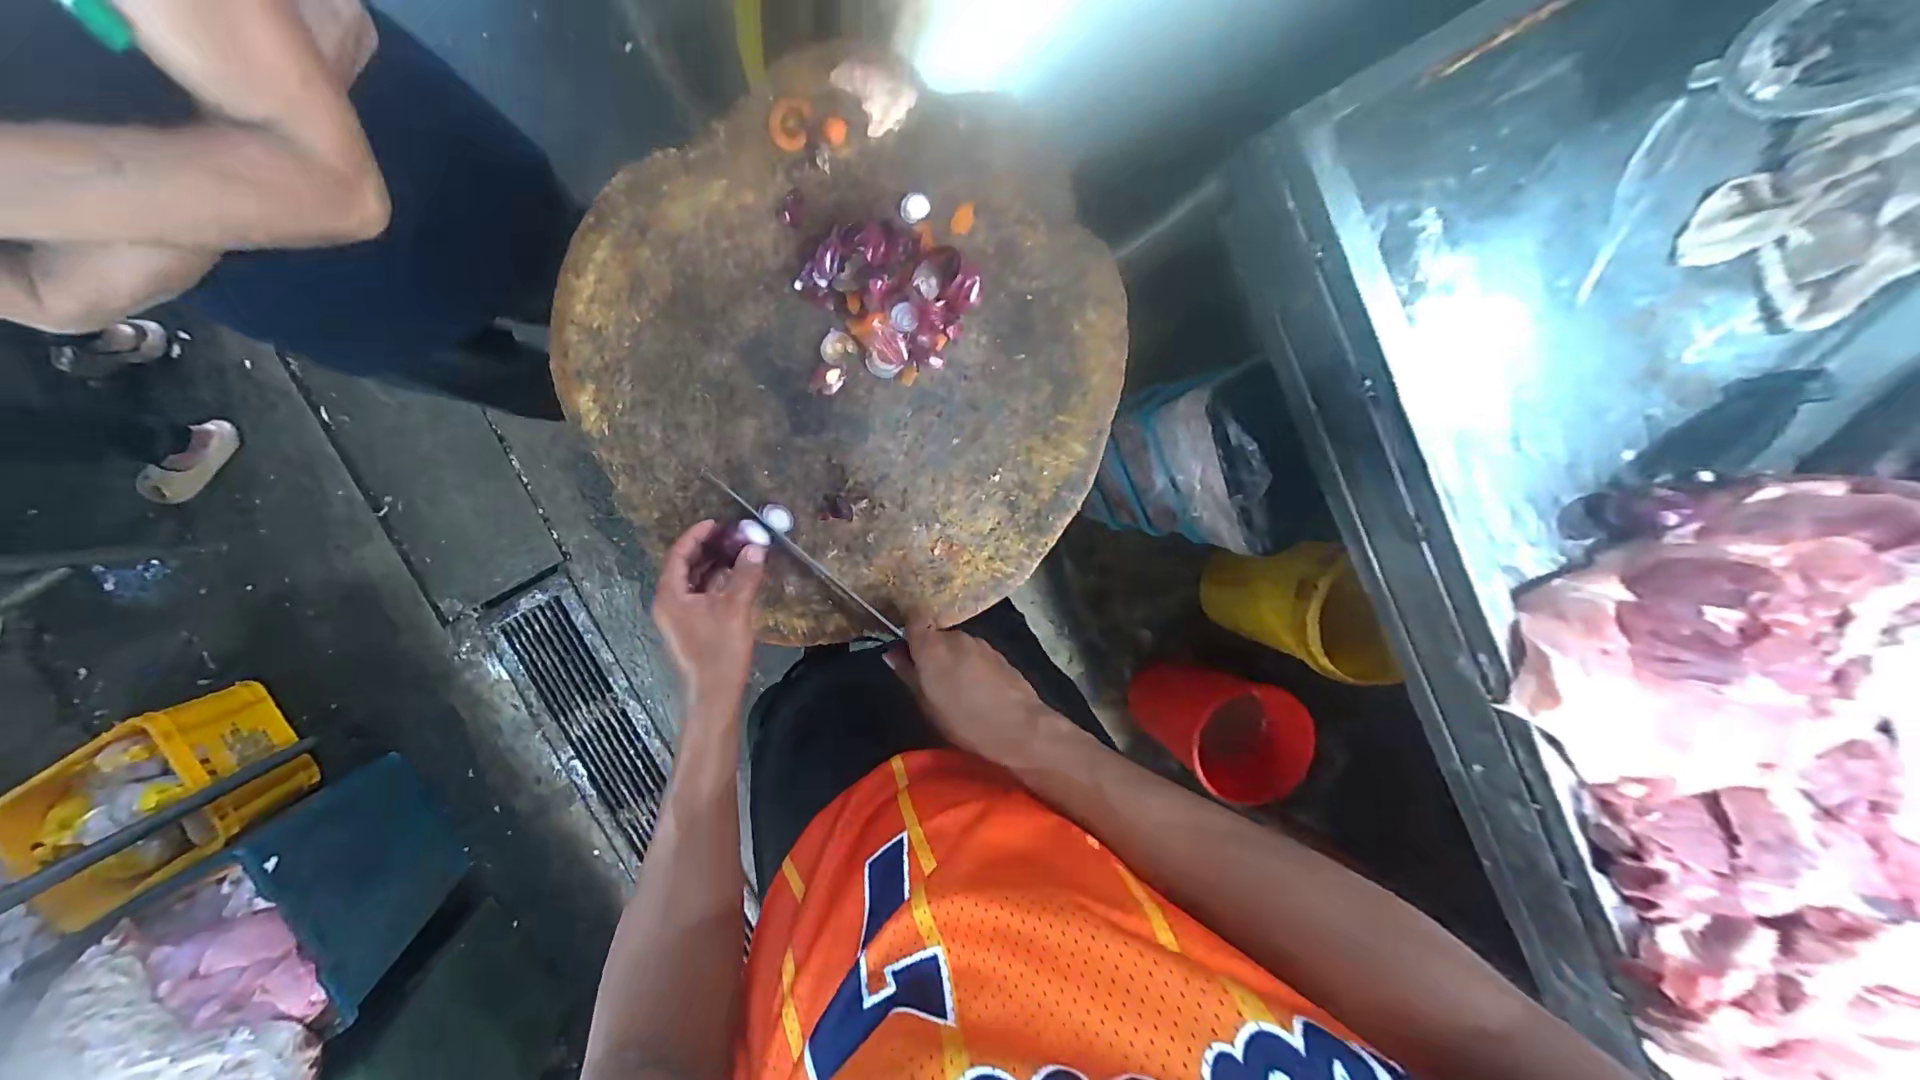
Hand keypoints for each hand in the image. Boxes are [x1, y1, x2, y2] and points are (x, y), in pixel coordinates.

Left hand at [653, 520, 766, 706]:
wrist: (714, 694)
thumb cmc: (719, 650)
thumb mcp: (735, 608)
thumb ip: (745, 574)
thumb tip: (756, 546)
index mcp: (670, 595)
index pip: (679, 554)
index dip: (696, 536)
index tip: (716, 523)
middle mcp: (669, 603)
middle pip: (684, 566)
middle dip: (707, 549)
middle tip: (731, 535)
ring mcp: (678, 617)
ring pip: (693, 582)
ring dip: (714, 566)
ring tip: (737, 552)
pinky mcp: (691, 628)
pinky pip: (700, 596)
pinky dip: (716, 583)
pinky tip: (736, 579)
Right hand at [885, 621, 1074, 767]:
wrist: (1020, 727)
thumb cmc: (965, 721)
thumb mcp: (927, 704)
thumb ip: (908, 674)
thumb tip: (893, 653)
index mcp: (933, 646)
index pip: (915, 617)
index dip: (908, 629)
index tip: (905, 648)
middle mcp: (956, 636)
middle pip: (936, 635)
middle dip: (931, 652)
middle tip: (929, 681)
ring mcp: (981, 643)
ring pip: (957, 646)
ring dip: (952, 660)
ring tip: (956, 691)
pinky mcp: (999, 654)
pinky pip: (975, 655)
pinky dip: (970, 666)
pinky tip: (977, 690)